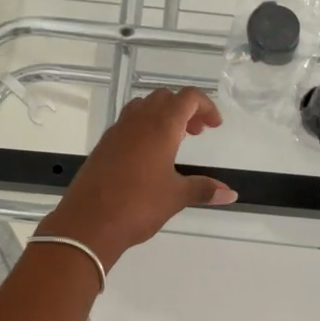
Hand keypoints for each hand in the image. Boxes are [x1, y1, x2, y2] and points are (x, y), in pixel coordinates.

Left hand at [36, 88, 236, 269]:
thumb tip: (231, 193)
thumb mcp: (176, 197)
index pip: (187, 97)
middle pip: (165, 97)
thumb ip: (204, 189)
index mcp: (160, 126)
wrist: (88, 222)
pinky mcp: (104, 144)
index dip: (205, 105)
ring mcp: (117, 131)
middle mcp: (138, 121)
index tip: (215, 125)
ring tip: (174, 141)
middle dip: (185, 109)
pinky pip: (128, 122)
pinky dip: (144, 127)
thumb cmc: (138, 205)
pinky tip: (148, 156)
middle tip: (197, 133)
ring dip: (162, 115)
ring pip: (143, 106)